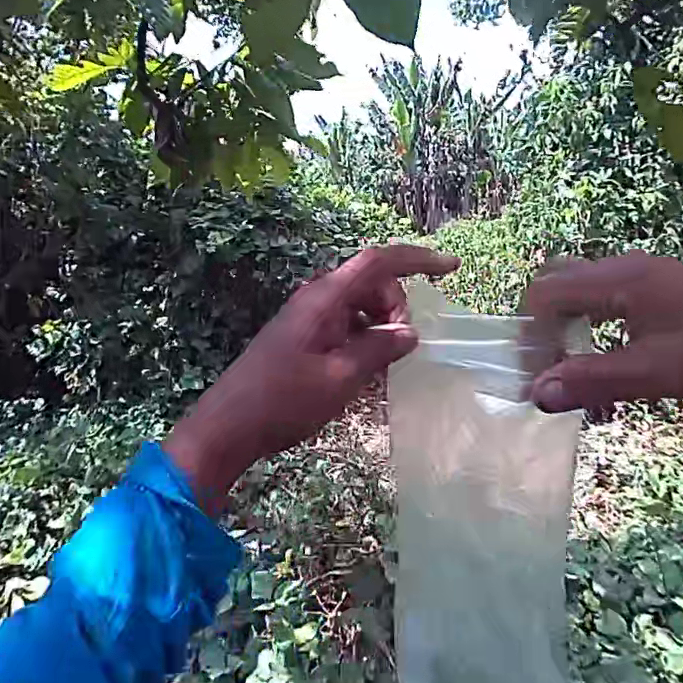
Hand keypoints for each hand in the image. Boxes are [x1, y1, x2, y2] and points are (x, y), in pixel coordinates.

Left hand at [164, 244, 459, 512]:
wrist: (230, 424)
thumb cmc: (285, 399)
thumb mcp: (341, 377)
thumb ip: (379, 349)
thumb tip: (410, 332)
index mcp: (326, 297)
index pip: (379, 262)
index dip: (418, 259)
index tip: (452, 267)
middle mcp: (318, 296)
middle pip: (372, 283)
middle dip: (396, 306)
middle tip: (401, 349)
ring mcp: (308, 314)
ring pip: (360, 304)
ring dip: (380, 325)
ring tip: (384, 366)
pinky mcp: (303, 333)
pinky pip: (344, 323)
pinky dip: (363, 337)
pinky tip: (366, 371)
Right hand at [520, 254, 682, 441]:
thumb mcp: (659, 373)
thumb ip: (594, 380)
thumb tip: (536, 394)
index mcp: (619, 279)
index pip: (545, 292)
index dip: (530, 332)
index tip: (535, 375)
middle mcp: (625, 267)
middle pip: (559, 284)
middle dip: (544, 327)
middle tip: (550, 370)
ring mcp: (646, 274)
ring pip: (584, 292)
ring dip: (570, 329)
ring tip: (579, 373)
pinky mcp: (663, 287)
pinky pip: (608, 299)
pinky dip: (596, 327)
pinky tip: (614, 361)